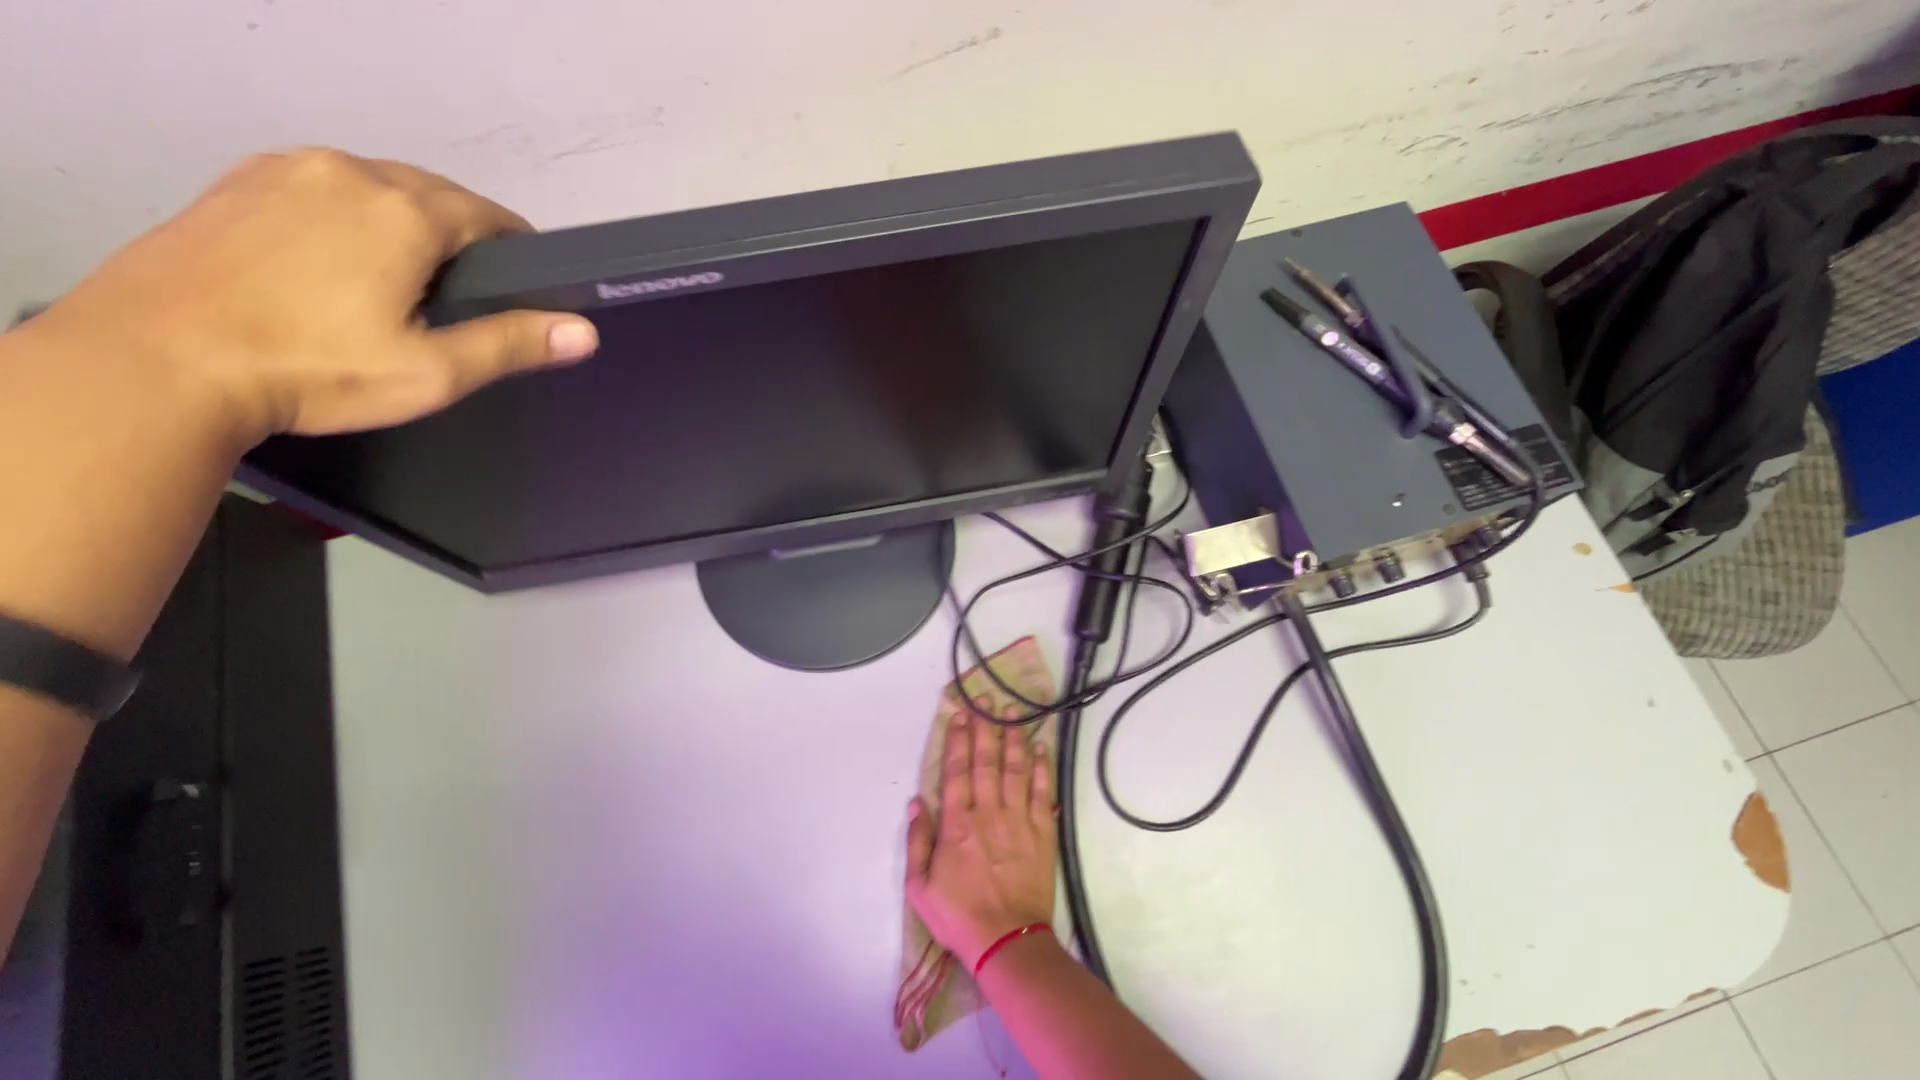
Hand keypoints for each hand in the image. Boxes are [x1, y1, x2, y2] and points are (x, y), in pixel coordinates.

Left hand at [25, 147, 598, 444]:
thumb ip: (511, 345)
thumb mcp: (430, 371)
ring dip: (400, 222)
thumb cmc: (312, 369)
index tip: (518, 284)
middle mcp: (350, 173)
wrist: (159, 359)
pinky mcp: (237, 183)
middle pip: (433, 194)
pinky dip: (343, 215)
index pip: (489, 216)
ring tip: (397, 281)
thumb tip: (584, 332)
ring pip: (374, 186)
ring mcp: (286, 171)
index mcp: (406, 212)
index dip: (514, 249)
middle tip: (456, 295)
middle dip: (457, 235)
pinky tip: (332, 262)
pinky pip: (319, 188)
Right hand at [906, 706, 1058, 970]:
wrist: (1008, 941)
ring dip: (1013, 738)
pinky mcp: (1042, 833)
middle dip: (985, 726)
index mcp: (956, 824)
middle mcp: (988, 813)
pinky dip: (1041, 769)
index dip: (957, 739)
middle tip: (987, 698)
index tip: (960, 713)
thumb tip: (916, 801)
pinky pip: (1042, 793)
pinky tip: (1040, 748)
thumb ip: (917, 840)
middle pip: (986, 761)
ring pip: (1015, 769)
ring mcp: (1018, 821)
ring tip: (1013, 711)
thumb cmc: (958, 916)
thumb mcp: (919, 886)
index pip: (956, 771)